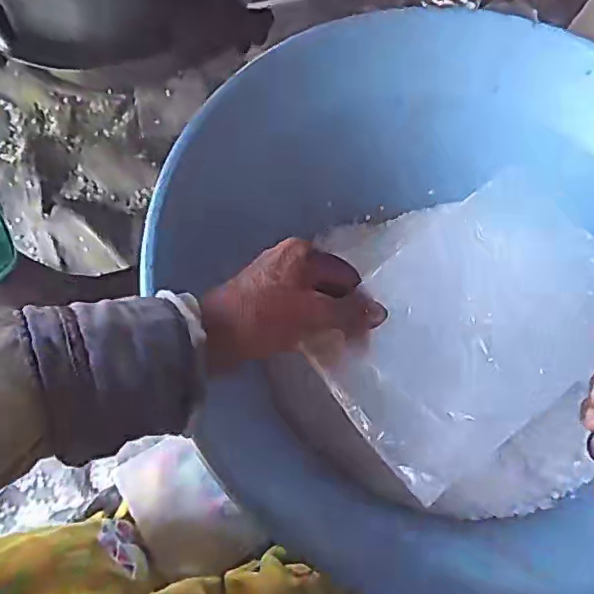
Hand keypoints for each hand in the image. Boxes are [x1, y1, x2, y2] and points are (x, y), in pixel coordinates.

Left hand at [200, 239, 386, 372]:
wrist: (214, 335)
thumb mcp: (311, 314)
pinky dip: (305, 319)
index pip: (346, 276)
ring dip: (323, 317)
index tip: (359, 331)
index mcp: (303, 252)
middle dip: (341, 310)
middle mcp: (289, 256)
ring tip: (327, 341)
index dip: (356, 303)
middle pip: (330, 284)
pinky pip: (295, 304)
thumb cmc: (264, 318)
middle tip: (346, 339)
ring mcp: (273, 275)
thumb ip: (347, 313)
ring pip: (312, 296)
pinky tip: (306, 338)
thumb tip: (379, 312)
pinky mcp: (262, 295)